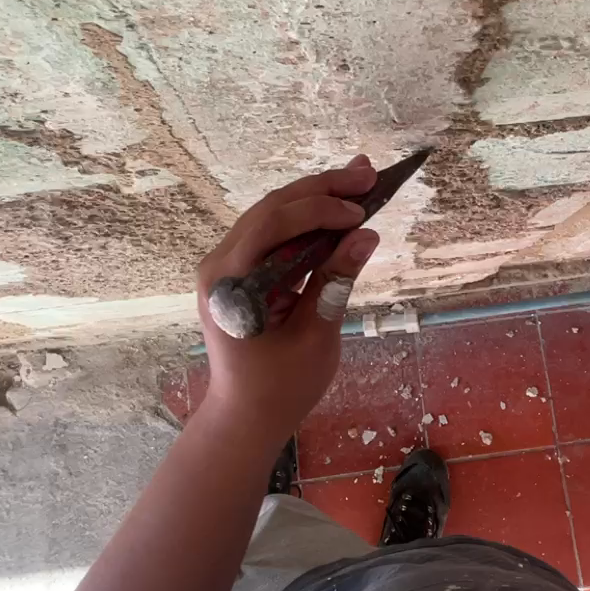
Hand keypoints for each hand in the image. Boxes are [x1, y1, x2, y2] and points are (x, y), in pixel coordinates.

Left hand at [192, 155, 381, 443]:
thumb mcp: (315, 337)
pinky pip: (277, 232)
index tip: (360, 212)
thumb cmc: (280, 388)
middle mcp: (221, 263)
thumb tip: (367, 235)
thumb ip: (336, 282)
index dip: (318, 211)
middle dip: (322, 190)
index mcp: (229, 281)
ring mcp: (229, 263)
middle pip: (272, 209)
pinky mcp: (245, 268)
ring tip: (362, 179)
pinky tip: (340, 206)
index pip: (272, 225)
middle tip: (369, 173)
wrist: (246, 417)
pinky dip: (310, 218)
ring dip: (319, 197)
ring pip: (275, 214)